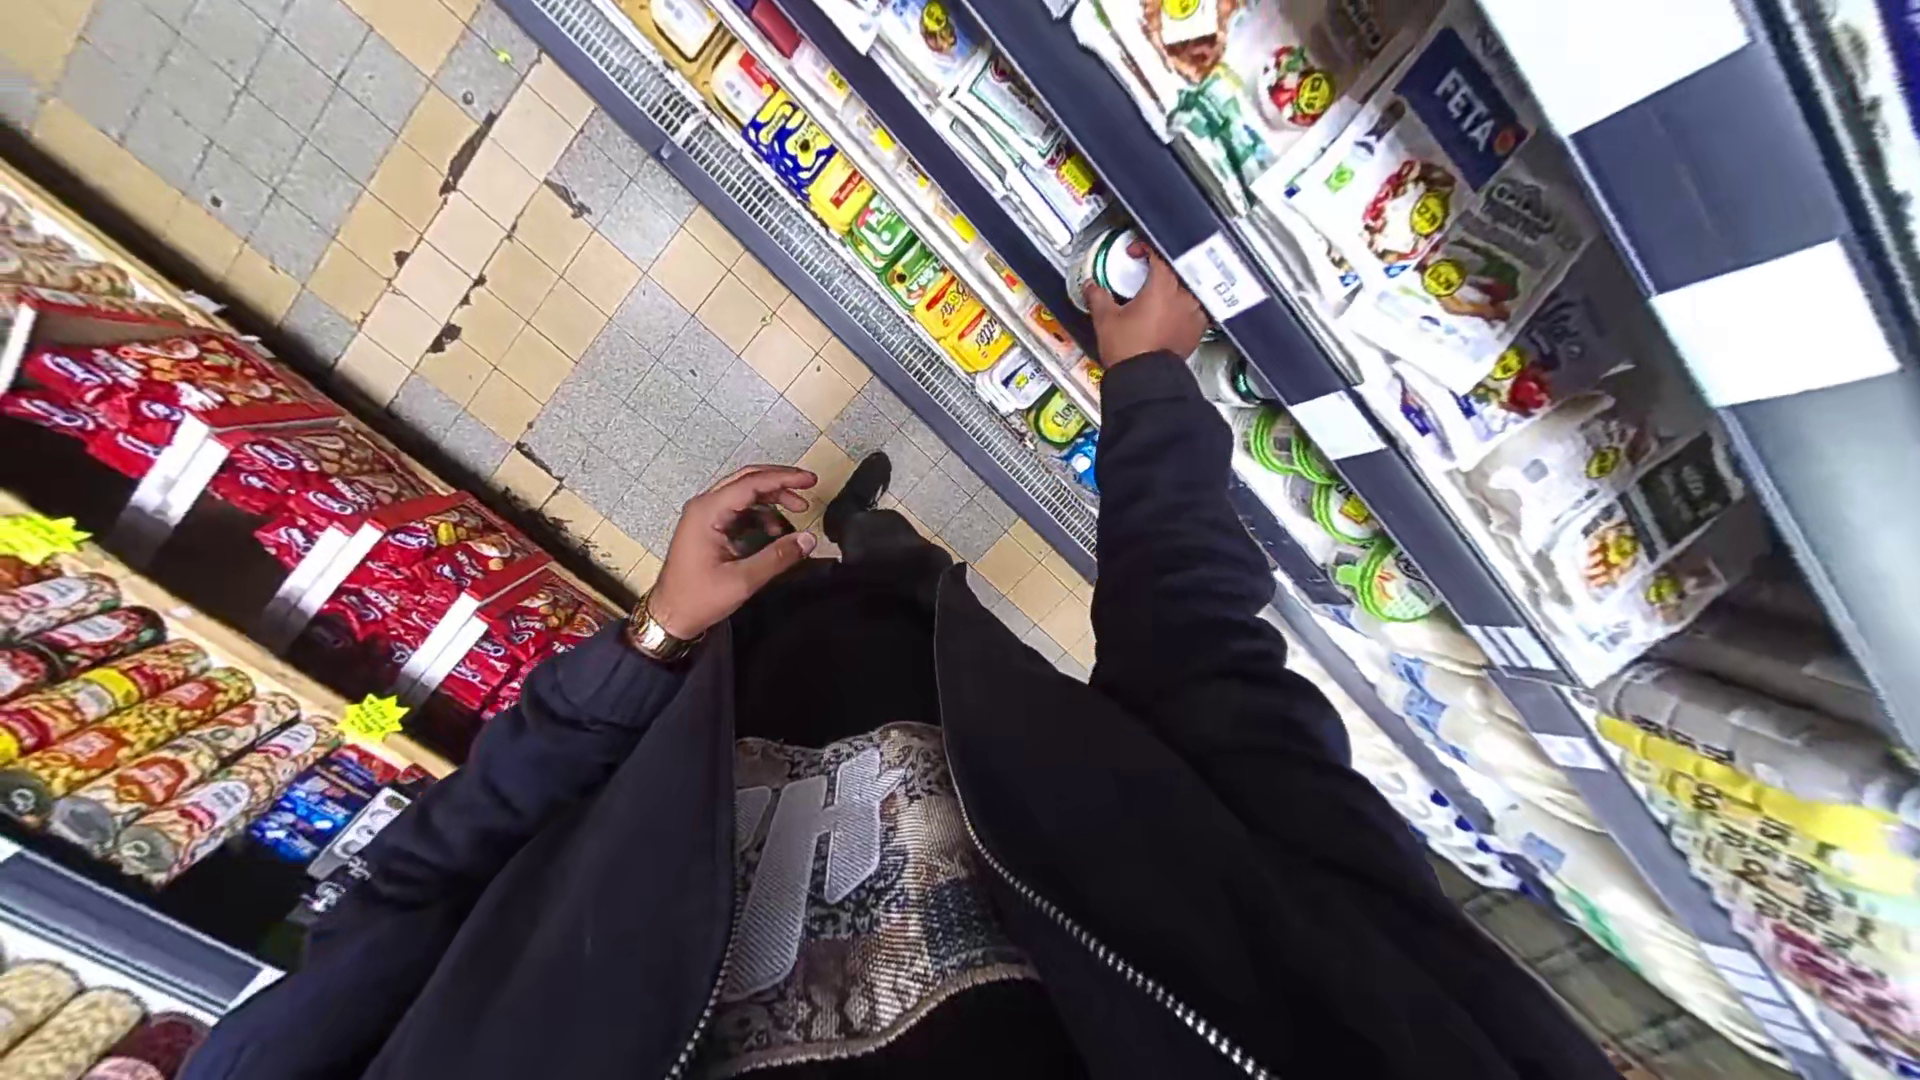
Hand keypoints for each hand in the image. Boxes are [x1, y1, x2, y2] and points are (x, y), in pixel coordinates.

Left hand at [646, 465, 818, 638]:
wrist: (669, 616)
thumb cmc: (698, 598)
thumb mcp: (743, 580)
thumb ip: (778, 557)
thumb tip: (808, 539)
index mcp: (707, 512)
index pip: (751, 482)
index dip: (784, 478)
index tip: (810, 480)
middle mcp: (705, 506)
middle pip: (747, 479)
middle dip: (780, 481)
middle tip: (808, 485)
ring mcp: (705, 516)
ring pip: (745, 493)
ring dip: (773, 498)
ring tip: (798, 511)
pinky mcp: (710, 527)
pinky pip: (740, 510)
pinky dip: (762, 513)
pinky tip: (777, 529)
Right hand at [1083, 241, 1207, 366]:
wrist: (1143, 380)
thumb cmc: (1128, 351)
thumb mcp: (1105, 320)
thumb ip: (1098, 297)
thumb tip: (1092, 287)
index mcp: (1162, 287)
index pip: (1158, 255)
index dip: (1145, 248)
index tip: (1135, 253)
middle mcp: (1183, 297)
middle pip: (1177, 270)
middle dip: (1161, 268)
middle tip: (1147, 274)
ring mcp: (1193, 314)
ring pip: (1189, 288)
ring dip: (1176, 287)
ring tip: (1162, 292)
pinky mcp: (1196, 331)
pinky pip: (1195, 309)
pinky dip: (1185, 306)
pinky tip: (1174, 311)